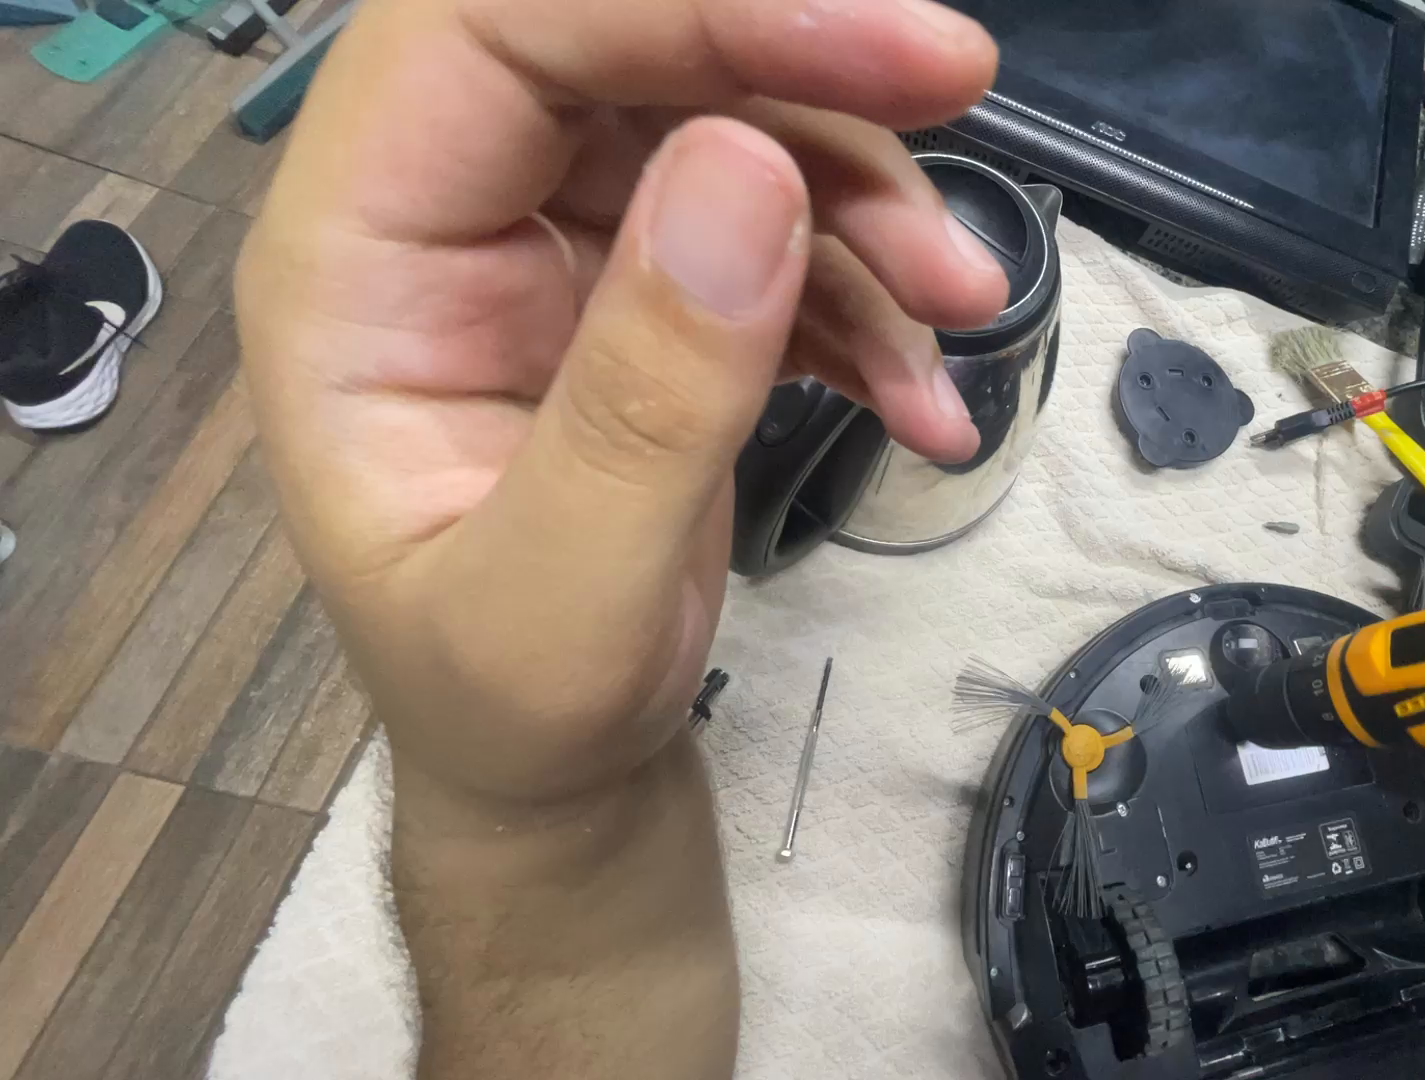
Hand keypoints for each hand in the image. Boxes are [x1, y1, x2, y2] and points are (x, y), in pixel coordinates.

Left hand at [238, 0, 1004, 807]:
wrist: (559, 756)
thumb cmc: (520, 701)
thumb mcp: (569, 591)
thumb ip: (648, 400)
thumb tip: (752, 178)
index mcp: (368, 262)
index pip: (508, 33)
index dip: (708, 16)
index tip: (904, 57)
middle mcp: (471, 225)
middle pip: (656, 75)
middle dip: (832, 125)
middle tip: (962, 230)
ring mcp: (583, 266)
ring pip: (753, 161)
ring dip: (880, 240)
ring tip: (958, 340)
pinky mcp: (671, 317)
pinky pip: (792, 264)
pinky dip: (877, 322)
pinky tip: (926, 413)